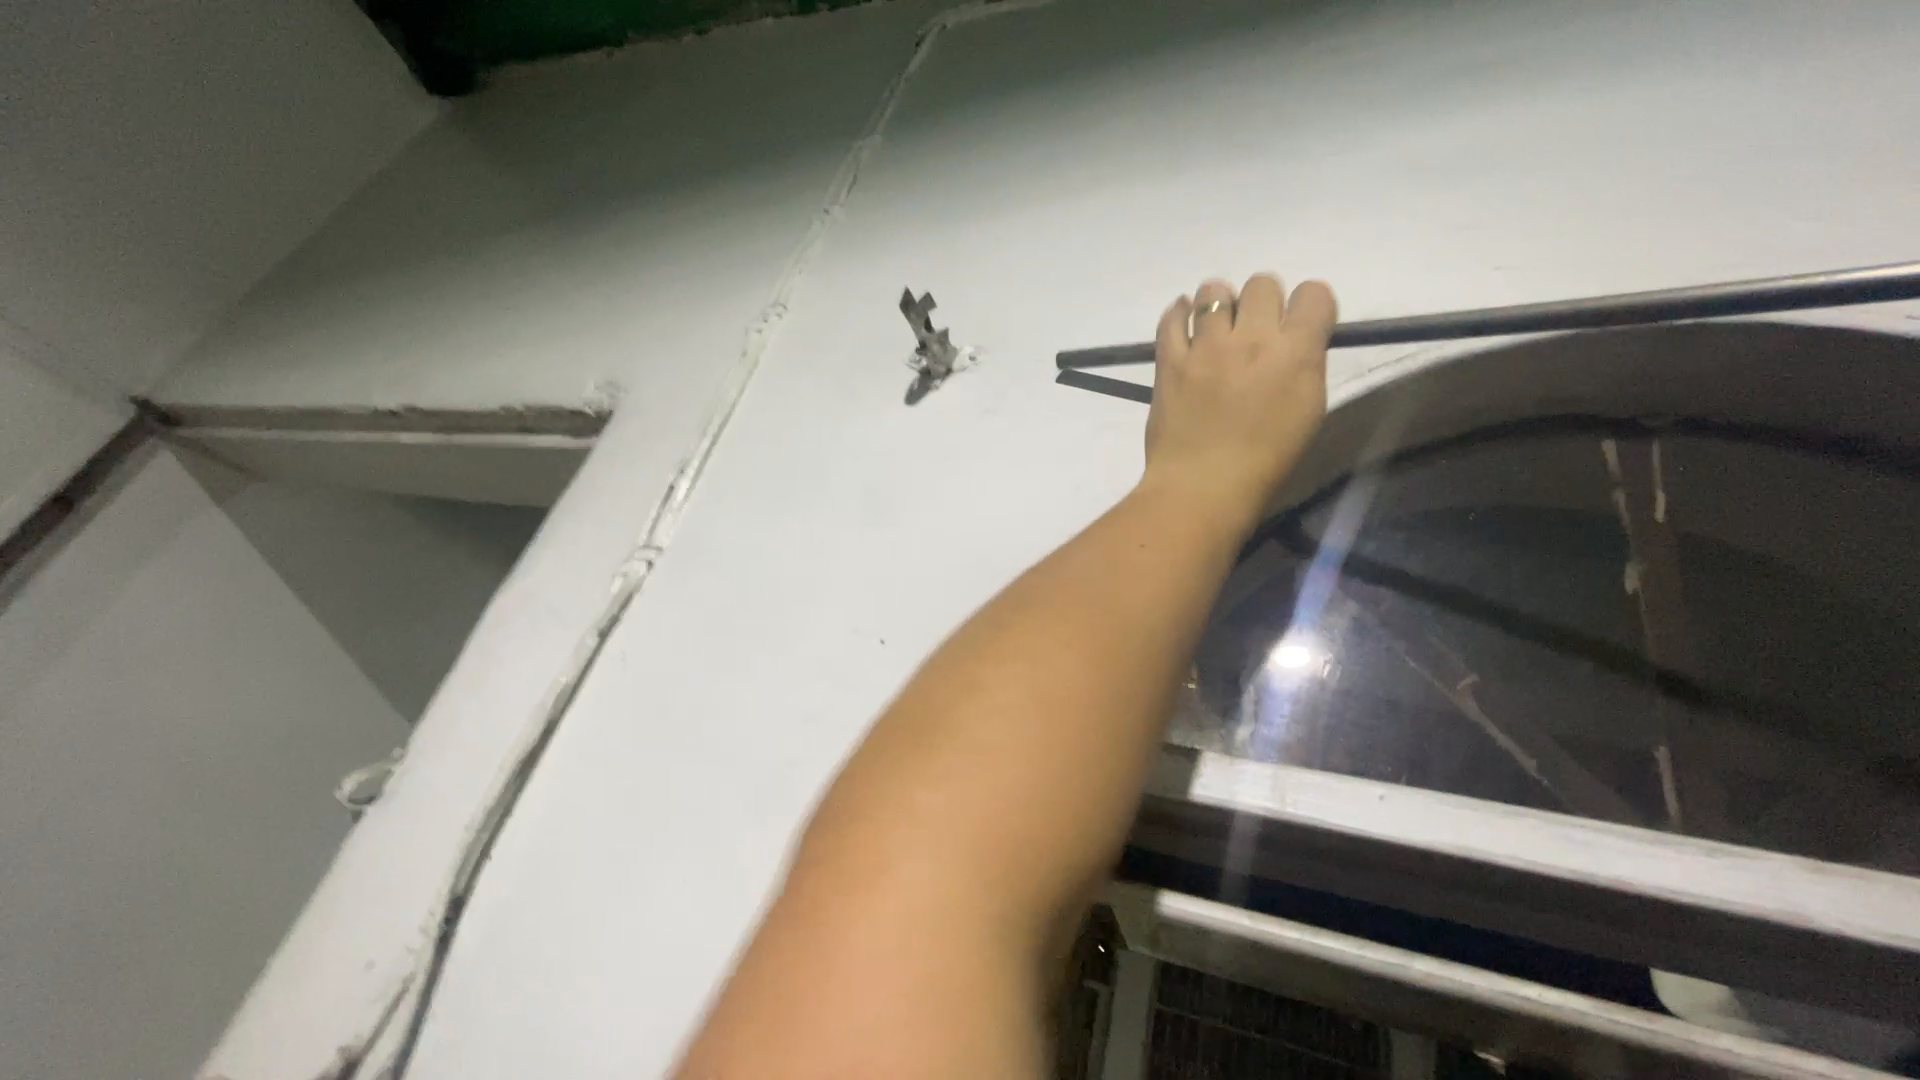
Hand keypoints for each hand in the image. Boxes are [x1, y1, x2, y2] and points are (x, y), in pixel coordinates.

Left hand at [1141, 273, 1335, 525]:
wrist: (1204, 486)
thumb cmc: (1265, 462)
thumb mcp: (1307, 412)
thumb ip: (1302, 367)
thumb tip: (1291, 344)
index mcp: (1296, 354)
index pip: (1314, 293)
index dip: (1308, 305)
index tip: (1298, 325)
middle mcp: (1252, 339)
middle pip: (1262, 283)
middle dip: (1261, 301)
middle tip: (1252, 332)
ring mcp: (1206, 346)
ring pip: (1213, 291)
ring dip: (1218, 304)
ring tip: (1215, 329)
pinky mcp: (1169, 360)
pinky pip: (1170, 317)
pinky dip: (1178, 314)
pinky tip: (1183, 324)